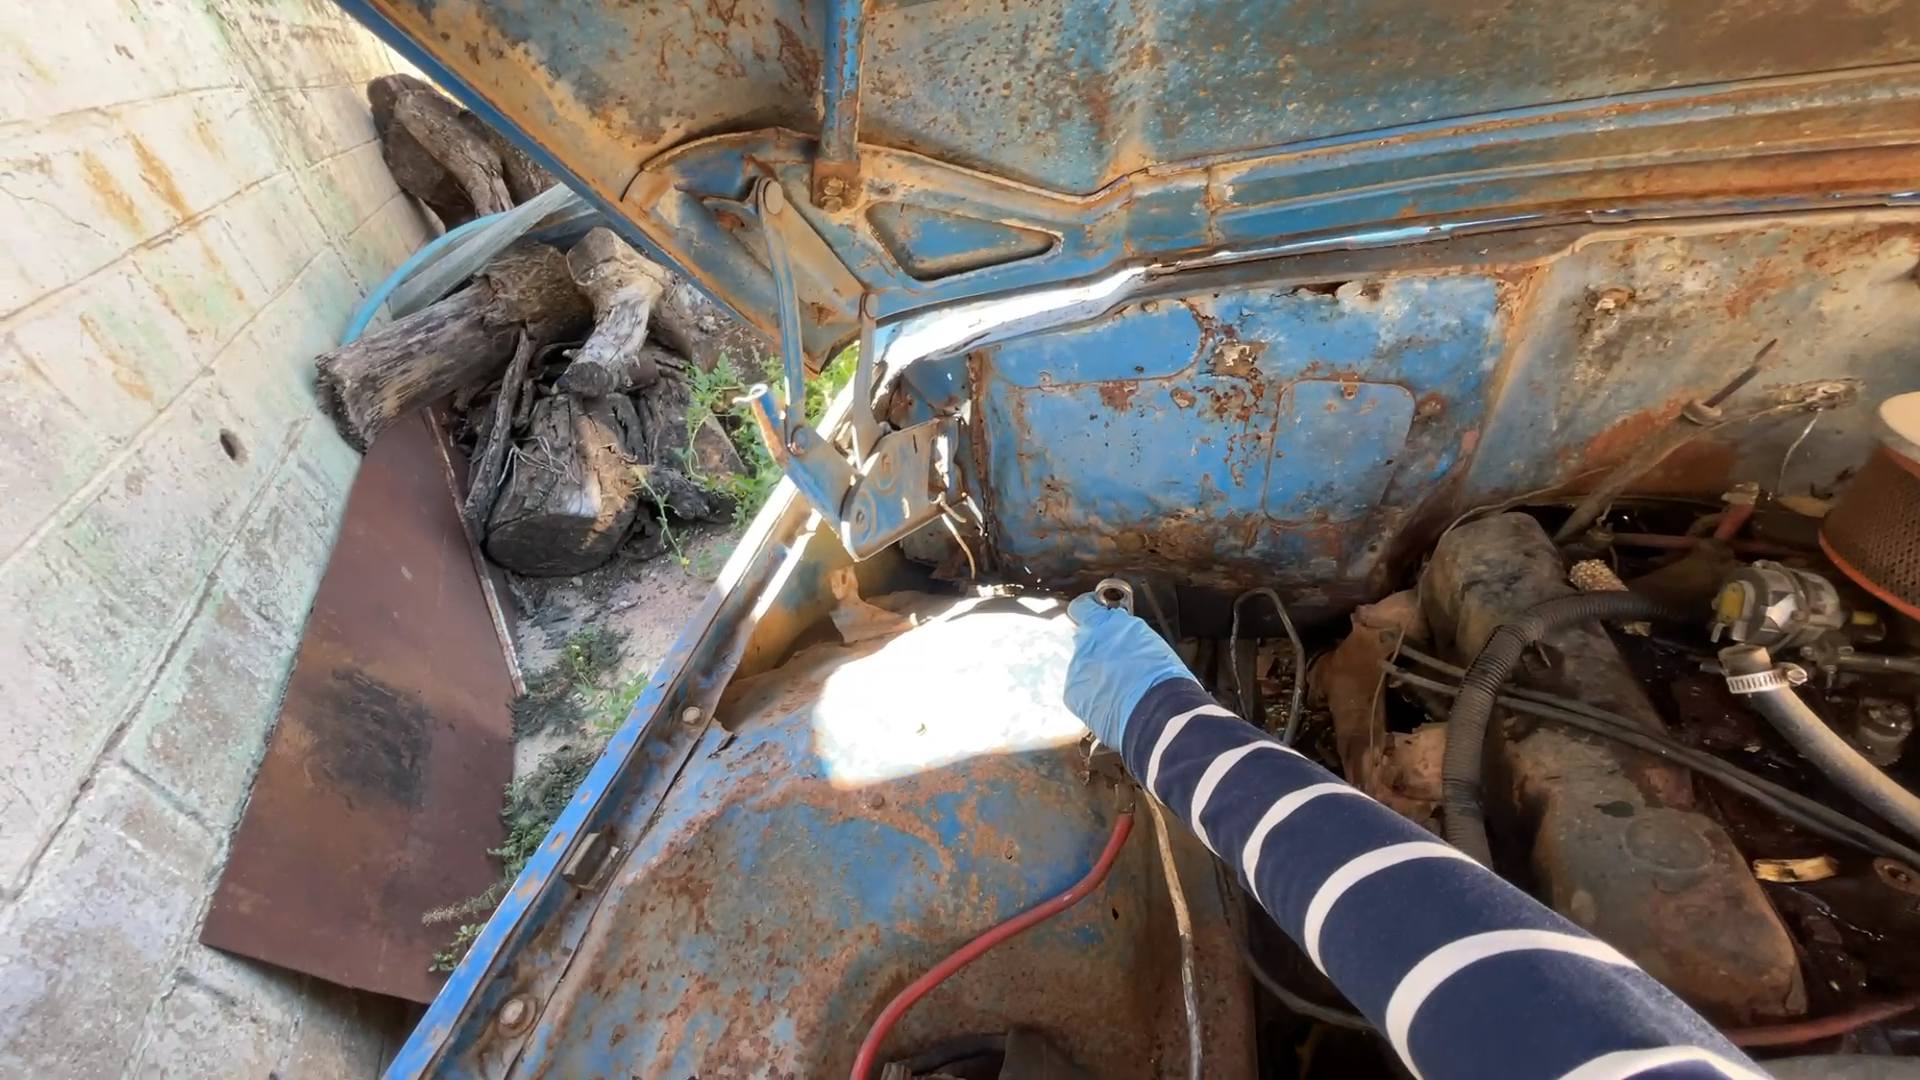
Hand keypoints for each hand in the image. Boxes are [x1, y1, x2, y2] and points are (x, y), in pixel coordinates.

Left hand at [1064, 592, 1197, 746]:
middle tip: (1120, 663)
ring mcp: (1076, 670)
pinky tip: (1112, 703)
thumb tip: (1120, 631)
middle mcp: (1084, 644)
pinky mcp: (1072, 695)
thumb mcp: (1148, 640)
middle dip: (1098, 648)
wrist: (1157, 714)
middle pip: (1085, 641)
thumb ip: (1126, 631)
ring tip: (1121, 689)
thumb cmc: (1162, 678)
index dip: (1088, 610)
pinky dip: (1093, 694)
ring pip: (1082, 667)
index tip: (1094, 613)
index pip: (1081, 607)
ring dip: (1096, 673)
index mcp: (1103, 625)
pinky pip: (1080, 689)